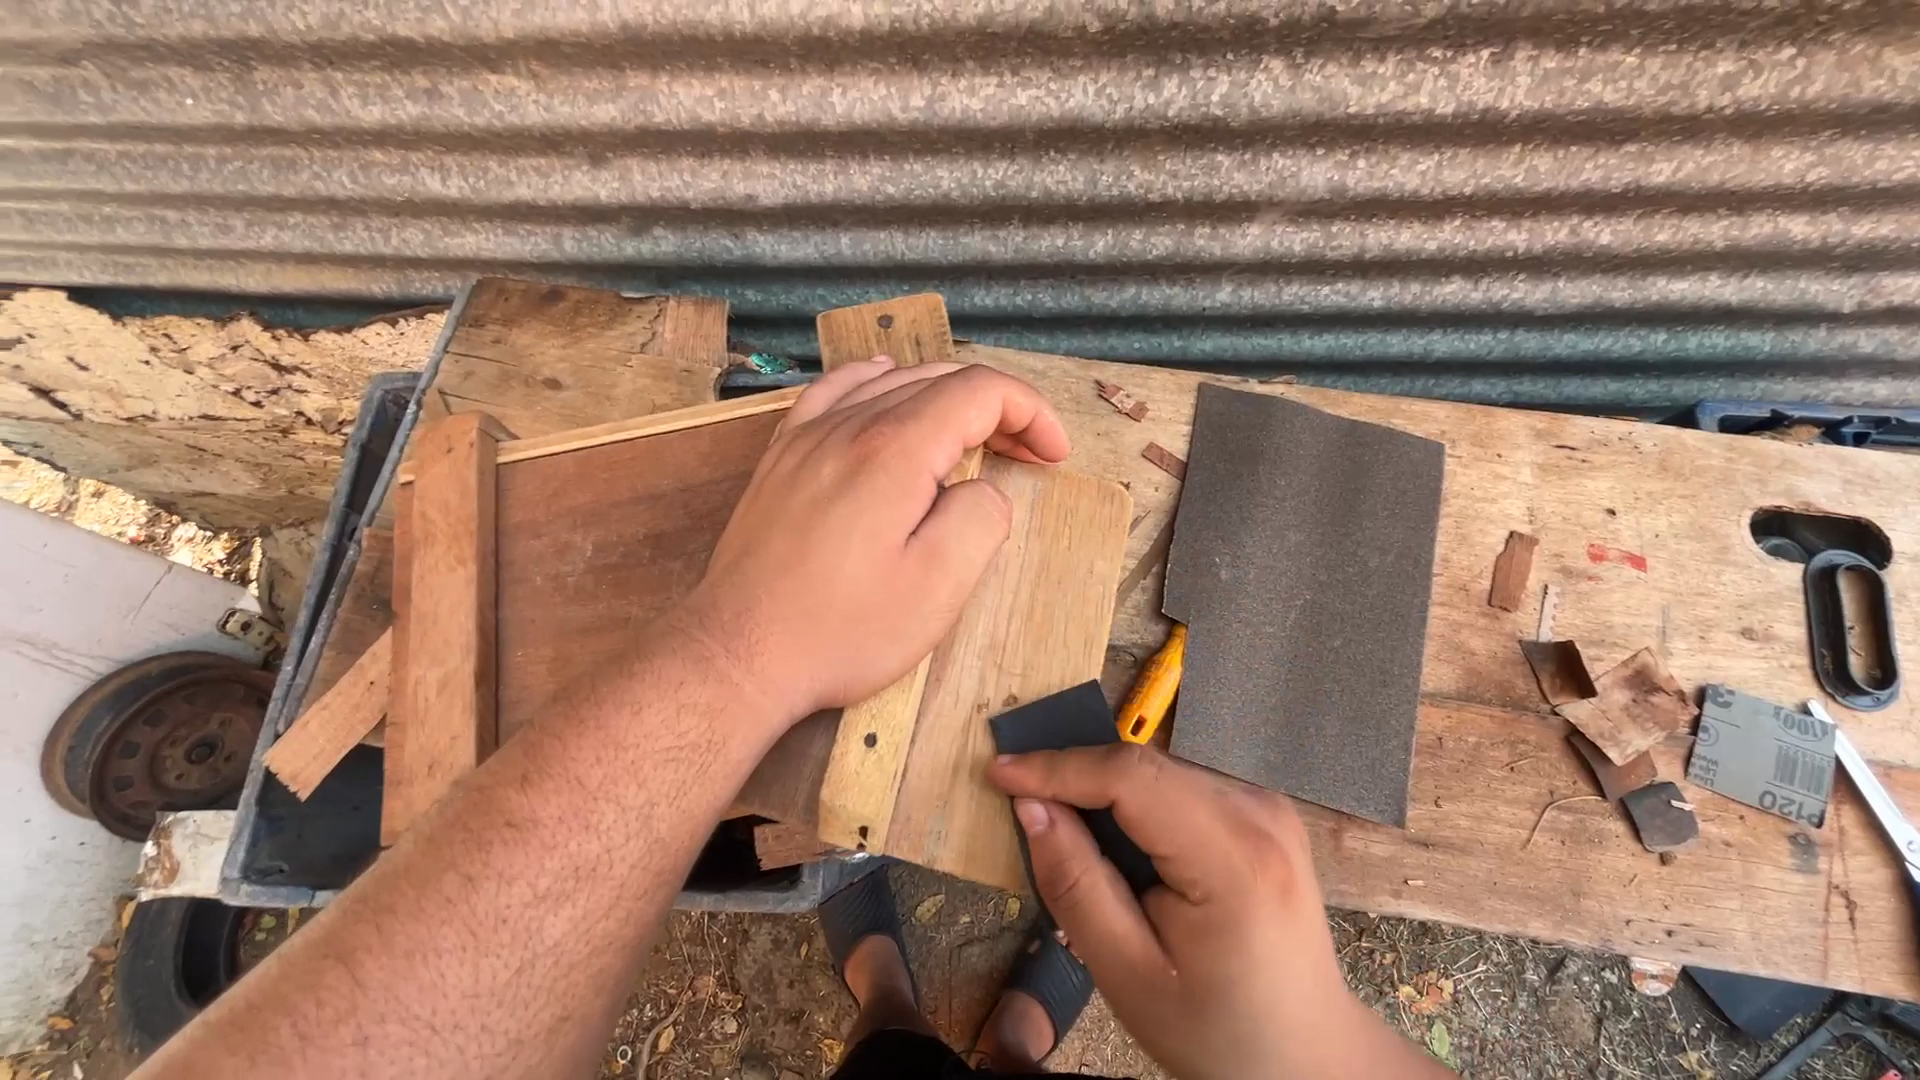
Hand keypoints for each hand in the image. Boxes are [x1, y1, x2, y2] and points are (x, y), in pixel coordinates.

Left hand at [687, 359, 1070, 719]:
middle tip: (1026, 454)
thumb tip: (981, 490)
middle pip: (939, 381)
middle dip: (998, 409)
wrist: (740, 654)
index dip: (1031, 413)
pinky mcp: (781, 457)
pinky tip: (885, 388)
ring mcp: (807, 436)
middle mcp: (848, 425)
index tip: (1053, 455)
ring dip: (945, 397)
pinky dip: (876, 382)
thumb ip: (980, 519)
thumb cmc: (842, 631)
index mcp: (894, 449)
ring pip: (891, 381)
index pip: (980, 392)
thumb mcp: (938, 588)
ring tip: (972, 434)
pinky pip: (834, 390)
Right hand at [990, 745, 1454, 1079]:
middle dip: (1074, 775)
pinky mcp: (1261, 809)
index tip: (999, 772)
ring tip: (1059, 822)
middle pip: (1144, 766)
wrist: (1308, 1054)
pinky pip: (1178, 784)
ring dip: (1101, 787)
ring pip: (1157, 769)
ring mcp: (1266, 804)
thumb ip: (1076, 885)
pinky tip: (1112, 836)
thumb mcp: (1128, 975)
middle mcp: (1258, 811)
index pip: (1132, 777)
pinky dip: (1132, 799)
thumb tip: (1030, 806)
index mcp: (1234, 857)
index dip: (1059, 766)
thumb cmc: (1217, 1029)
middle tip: (1017, 797)